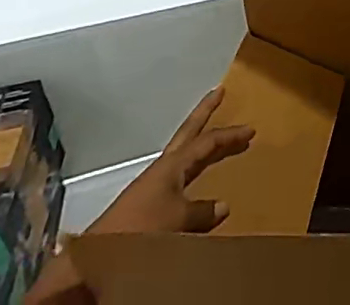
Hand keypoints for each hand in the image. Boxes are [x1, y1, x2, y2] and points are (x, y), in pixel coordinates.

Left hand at [92, 87, 253, 233]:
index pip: (206, 142)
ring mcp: (154, 183)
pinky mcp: (148, 202)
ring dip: (202, 143)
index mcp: (172, 165)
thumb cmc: (141, 228)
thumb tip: (224, 205)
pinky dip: (193, 169)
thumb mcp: (177, 219)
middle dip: (205, 112)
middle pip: (188, 132)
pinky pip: (179, 175)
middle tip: (219, 92)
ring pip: (185, 154)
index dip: (229, 135)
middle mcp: (164, 167)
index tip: (250, 129)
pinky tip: (198, 181)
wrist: (99, 257)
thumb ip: (201, 211)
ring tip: (218, 139)